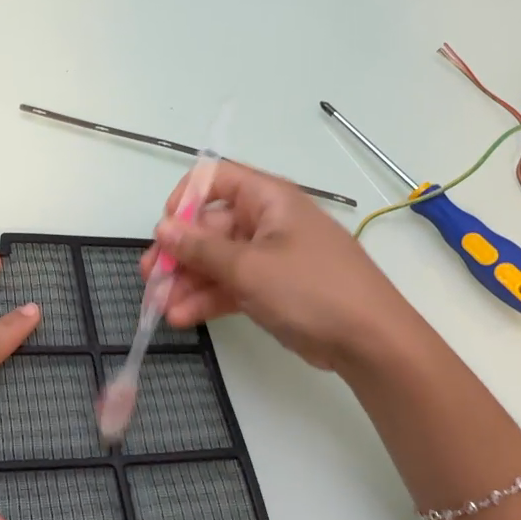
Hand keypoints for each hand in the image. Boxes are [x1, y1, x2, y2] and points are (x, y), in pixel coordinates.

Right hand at [141, 160, 403, 369]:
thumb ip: (201, 248)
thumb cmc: (312, 289)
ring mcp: (269, 258)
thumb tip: (161, 228)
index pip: (216, 179)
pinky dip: (207, 299)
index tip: (165, 229)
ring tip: (160, 308)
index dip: (185, 198)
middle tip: (150, 279)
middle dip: (178, 253)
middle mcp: (267, 222)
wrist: (370, 340)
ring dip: (187, 282)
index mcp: (268, 200)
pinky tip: (182, 317)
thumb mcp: (249, 267)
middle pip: (209, 227)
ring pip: (216, 262)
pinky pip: (230, 287)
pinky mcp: (271, 290)